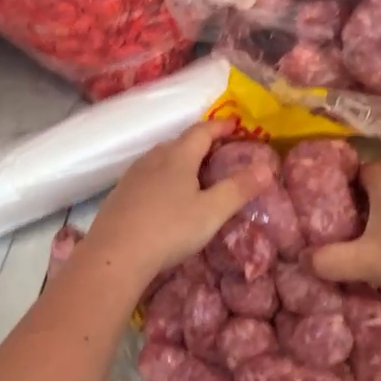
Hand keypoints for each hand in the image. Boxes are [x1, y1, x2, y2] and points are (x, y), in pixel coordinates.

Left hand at [78, 120, 269, 285]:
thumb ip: (238, 189)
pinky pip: (148, 177)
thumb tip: (266, 168)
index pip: (202, 131)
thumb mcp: (211, 212)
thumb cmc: (169, 229)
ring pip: (161, 159)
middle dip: (201, 144)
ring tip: (196, 175)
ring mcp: (133, 176)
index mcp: (178, 156)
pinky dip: (164, 178)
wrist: (114, 255)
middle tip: (220, 154)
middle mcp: (153, 158)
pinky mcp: (120, 194)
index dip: (220, 126)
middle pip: (180, 143)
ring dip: (180, 161)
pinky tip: (167, 198)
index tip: (236, 126)